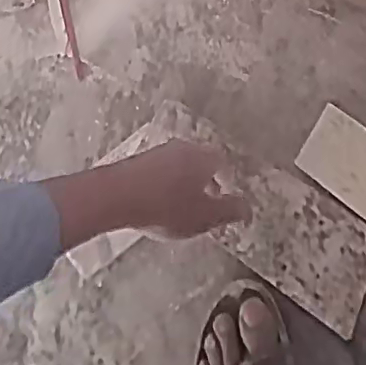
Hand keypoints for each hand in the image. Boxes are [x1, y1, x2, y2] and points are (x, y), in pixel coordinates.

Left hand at [112, 140, 249, 237]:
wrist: (117, 195)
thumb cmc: (167, 206)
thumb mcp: (204, 217)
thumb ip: (229, 211)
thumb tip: (248, 208)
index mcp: (203, 157)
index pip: (223, 163)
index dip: (227, 182)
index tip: (225, 200)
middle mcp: (184, 147)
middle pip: (202, 161)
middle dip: (206, 182)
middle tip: (206, 205)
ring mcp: (160, 151)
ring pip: (181, 165)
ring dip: (185, 183)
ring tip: (182, 207)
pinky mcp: (140, 159)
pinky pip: (162, 170)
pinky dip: (166, 183)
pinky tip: (159, 203)